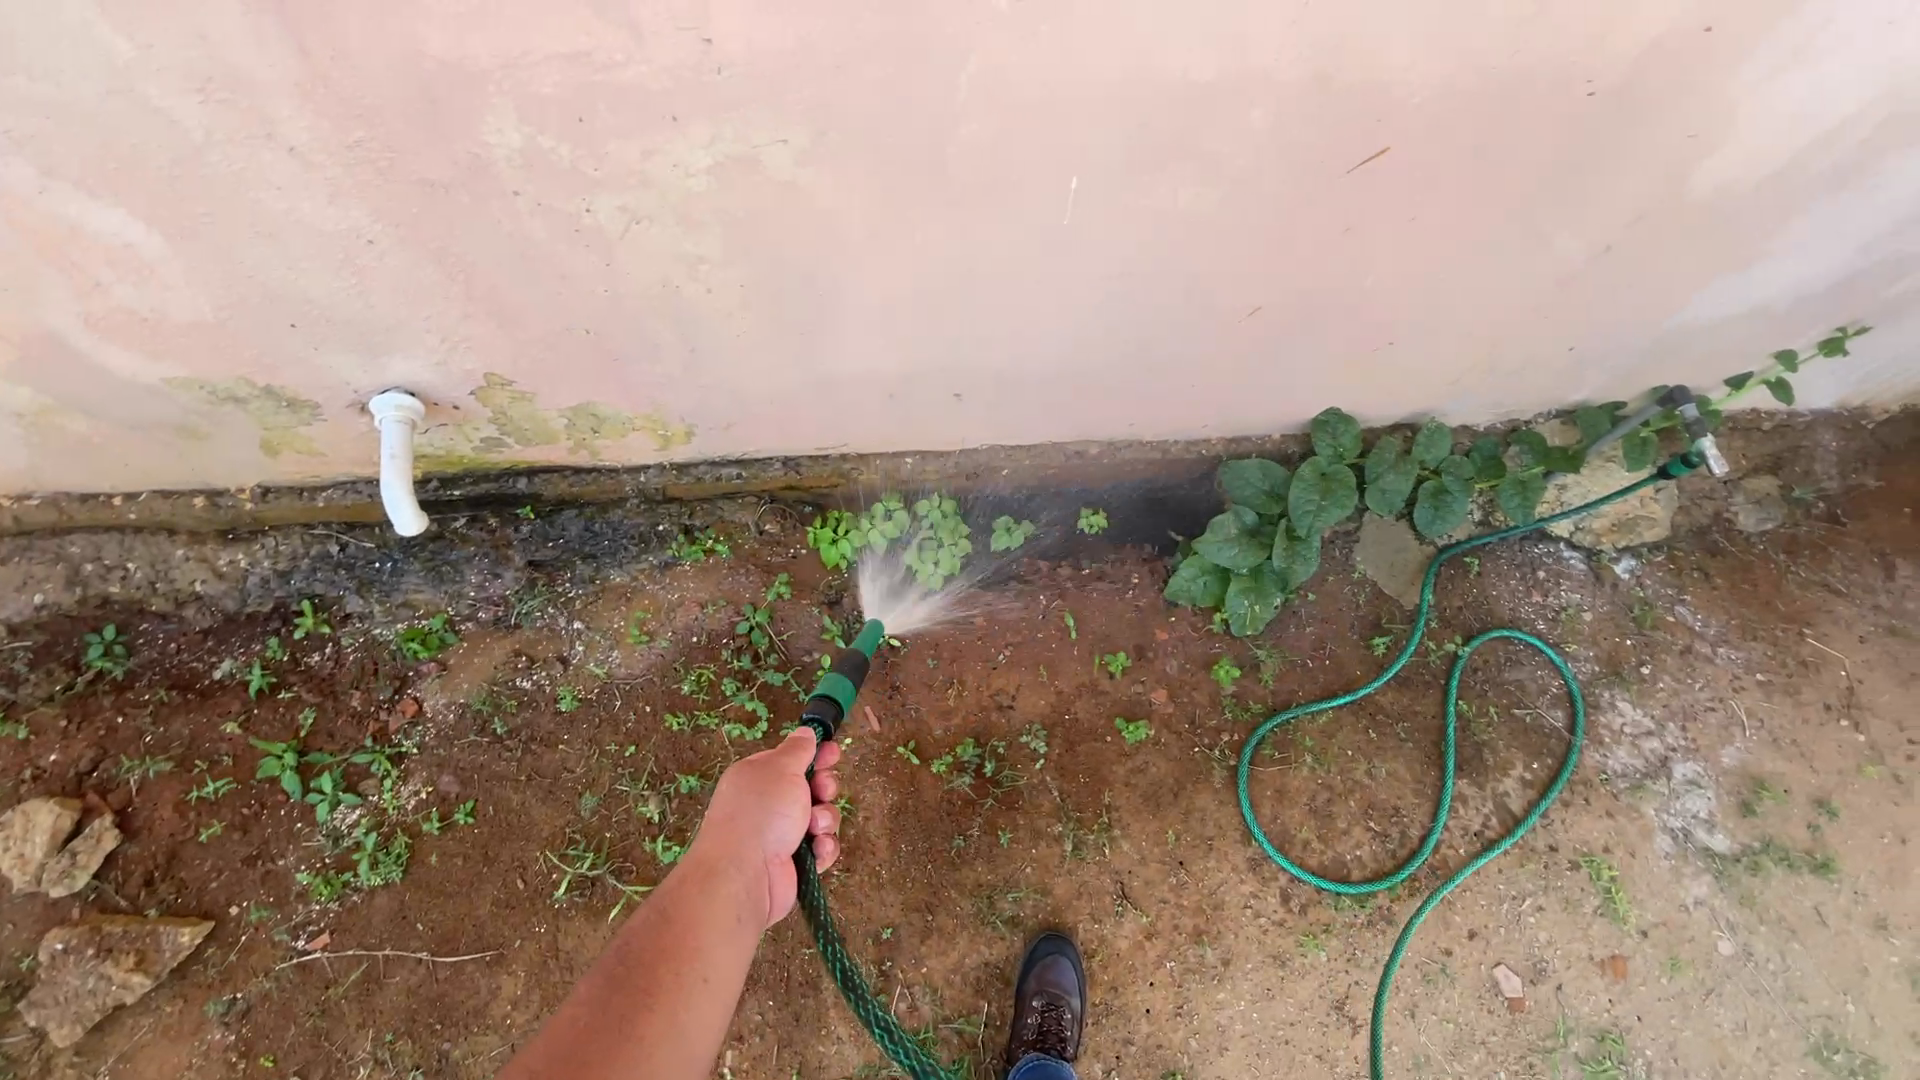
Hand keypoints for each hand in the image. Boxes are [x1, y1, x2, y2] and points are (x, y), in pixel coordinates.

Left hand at [685, 729, 842, 928]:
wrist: (744, 875)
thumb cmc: (761, 811)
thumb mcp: (781, 768)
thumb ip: (798, 749)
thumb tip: (804, 731)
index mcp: (759, 777)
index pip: (792, 759)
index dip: (815, 755)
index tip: (833, 752)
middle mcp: (768, 804)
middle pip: (812, 788)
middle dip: (824, 788)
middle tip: (822, 791)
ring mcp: (781, 836)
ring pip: (821, 818)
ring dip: (825, 820)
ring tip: (815, 827)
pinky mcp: (794, 864)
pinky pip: (821, 848)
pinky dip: (823, 848)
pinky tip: (817, 850)